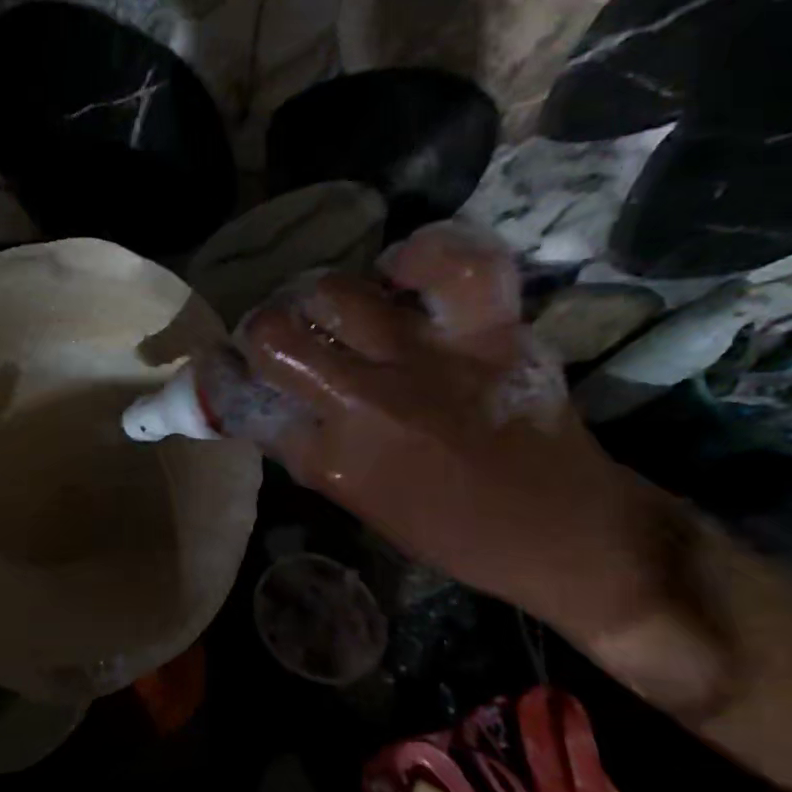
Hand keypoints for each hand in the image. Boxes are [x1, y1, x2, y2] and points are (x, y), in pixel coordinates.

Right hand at [234, 222, 677, 641]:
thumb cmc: (452, 533)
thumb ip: (309, 448)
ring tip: (336, 308)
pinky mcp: (488, 335)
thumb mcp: (358, 503)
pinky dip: (421, 257)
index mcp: (332, 459)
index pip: (247, 400)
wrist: (563, 534)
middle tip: (283, 334)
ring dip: (323, 298)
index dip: (228, 378)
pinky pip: (453, 267)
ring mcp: (428, 362)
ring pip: (339, 294)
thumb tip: (271, 401)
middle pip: (276, 337)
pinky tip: (400, 273)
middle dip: (264, 332)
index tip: (231, 369)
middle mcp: (367, 404)